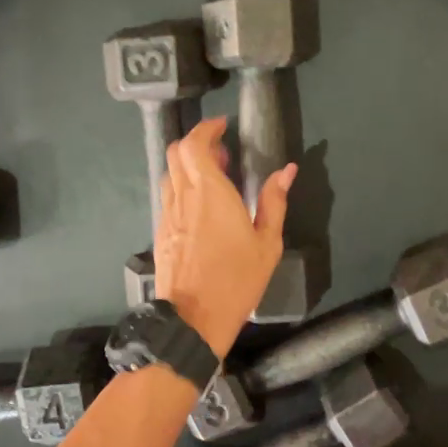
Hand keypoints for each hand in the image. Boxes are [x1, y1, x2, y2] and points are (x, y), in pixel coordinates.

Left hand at [155, 118, 296, 359]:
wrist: (194, 320)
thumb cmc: (237, 281)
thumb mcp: (267, 244)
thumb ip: (274, 203)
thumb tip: (286, 171)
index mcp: (211, 193)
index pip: (195, 144)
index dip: (206, 129)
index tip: (223, 127)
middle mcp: (183, 197)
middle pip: (176, 152)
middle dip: (196, 143)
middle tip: (221, 153)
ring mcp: (168, 215)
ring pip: (170, 175)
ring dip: (188, 167)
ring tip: (214, 179)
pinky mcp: (161, 233)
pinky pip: (168, 197)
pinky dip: (182, 188)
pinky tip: (201, 208)